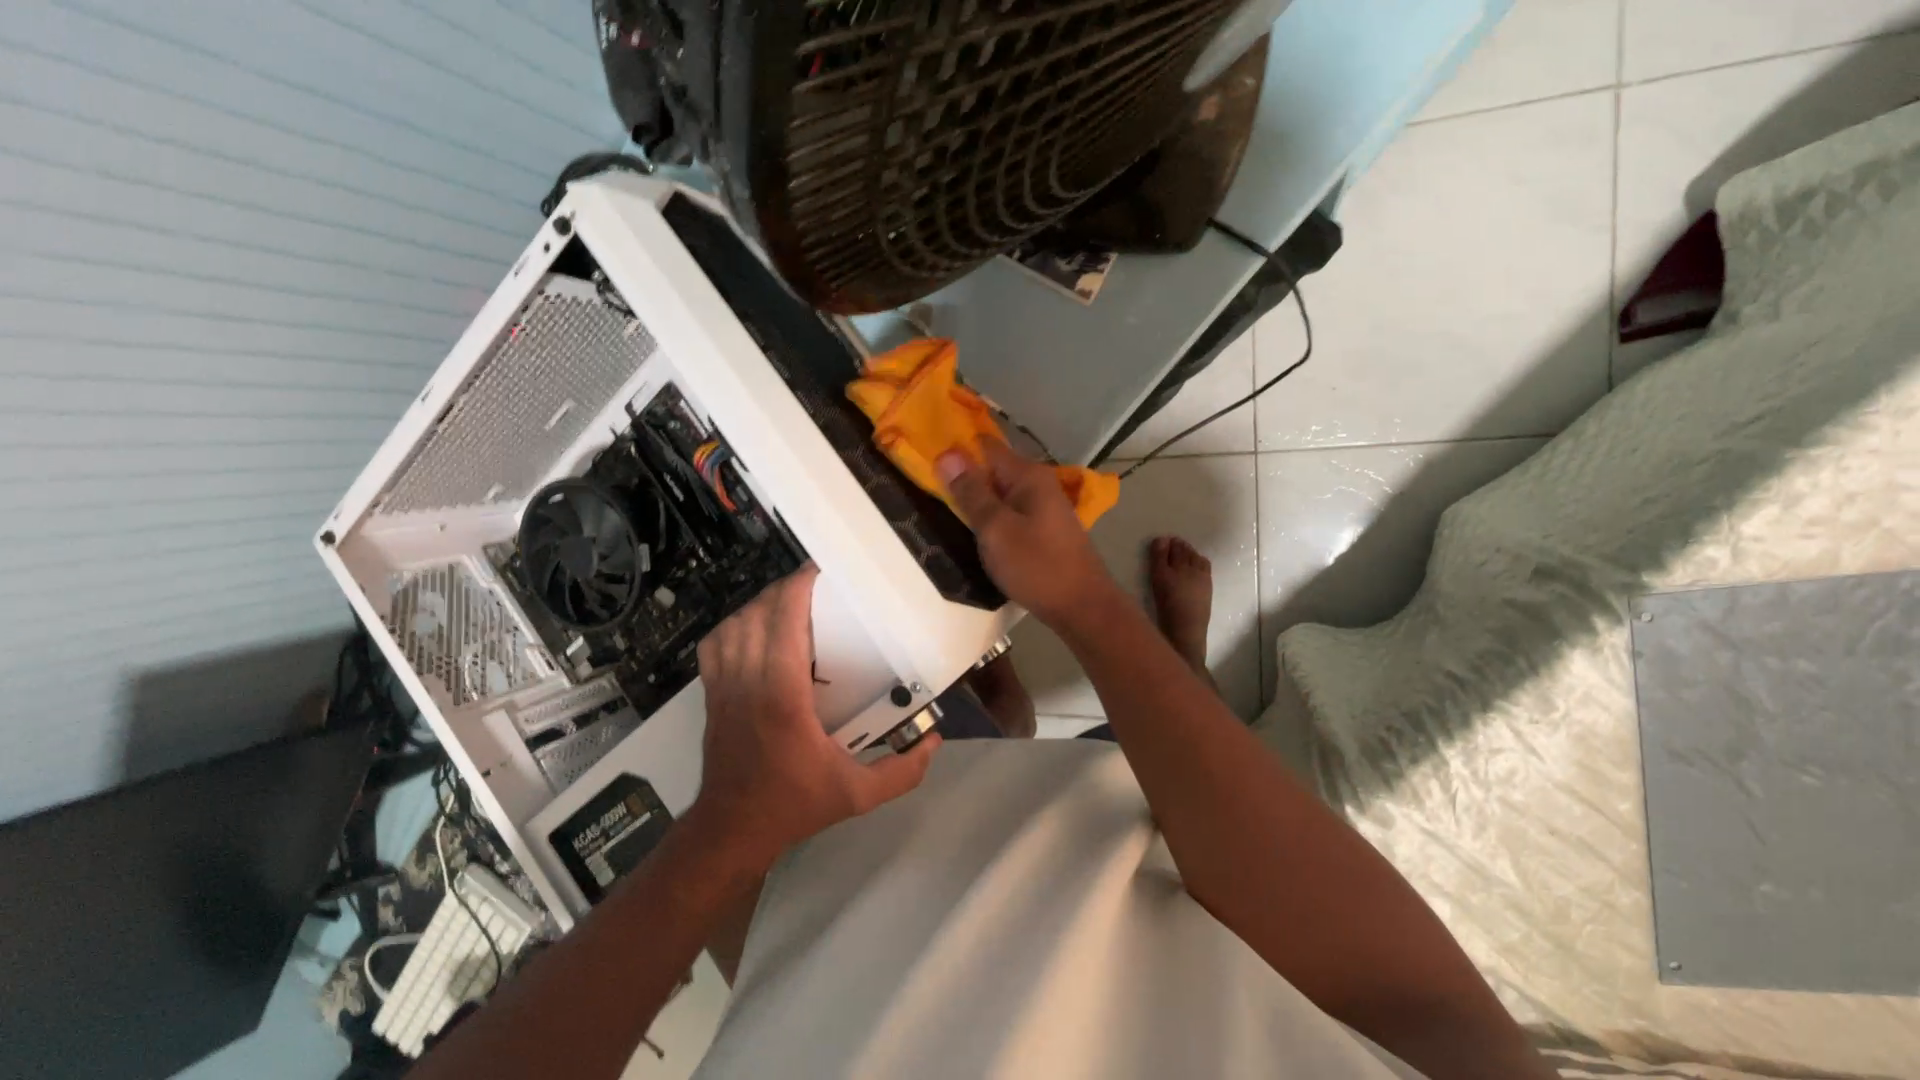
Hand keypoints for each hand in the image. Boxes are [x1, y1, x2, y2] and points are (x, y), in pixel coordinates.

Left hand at [694, 564, 938, 869]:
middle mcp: (748, 681)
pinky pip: (714, 645)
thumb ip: (901, 772)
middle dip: (785, 589)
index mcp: (782, 695)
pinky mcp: (712, 695)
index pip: (782, 620)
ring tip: (790, 604)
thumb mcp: (857, 795)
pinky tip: (755, 631)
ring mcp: (724, 687)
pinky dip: (733, 627)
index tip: (823, 570)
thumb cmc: (793, 805)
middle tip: (817, 586)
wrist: (732, 830)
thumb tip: (934, 742)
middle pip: (757, 612)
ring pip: (733, 624)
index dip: (799, 586)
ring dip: (759, 605)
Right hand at [937, 439, 1123, 629]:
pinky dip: (993, 516)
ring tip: (944, 507)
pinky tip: (976, 530)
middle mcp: (1039, 483)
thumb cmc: (1036, 566)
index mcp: (1028, 476)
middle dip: (965, 474)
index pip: (987, 445)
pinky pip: (1011, 512)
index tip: (927, 455)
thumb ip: (971, 492)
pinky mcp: (1045, 530)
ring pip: (1002, 493)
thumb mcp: (995, 529)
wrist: (1082, 607)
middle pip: (994, 469)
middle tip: (927, 485)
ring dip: (977, 498)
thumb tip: (947, 454)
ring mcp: (1045, 507)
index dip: (957, 447)